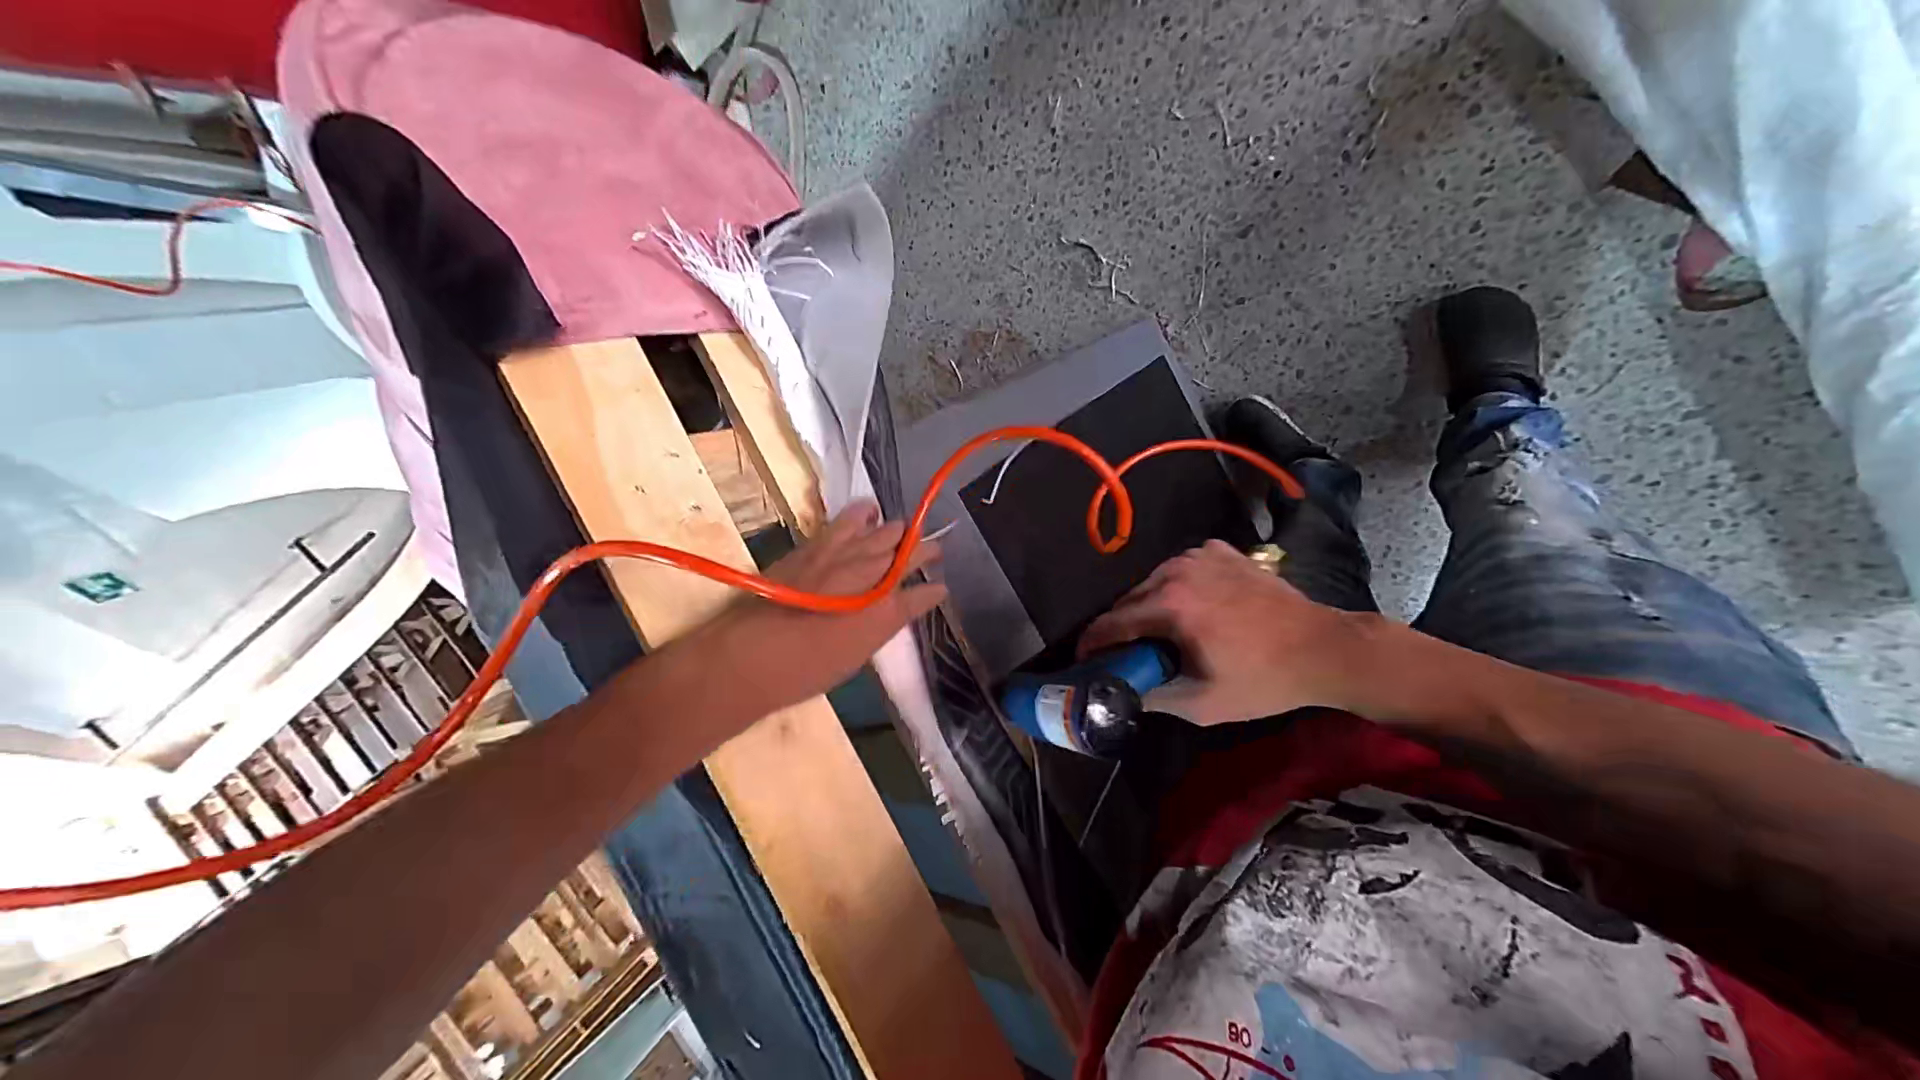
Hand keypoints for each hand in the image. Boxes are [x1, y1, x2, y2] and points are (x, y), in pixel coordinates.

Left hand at [688, 501, 945, 718]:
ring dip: (895, 529)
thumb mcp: (854, 656)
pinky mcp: (815, 546)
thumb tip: (894, 610)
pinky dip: (862, 514)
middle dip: (922, 550)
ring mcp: (842, 556)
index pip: (920, 595)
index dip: (932, 592)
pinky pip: (847, 521)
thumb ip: (879, 627)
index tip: (940, 589)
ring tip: (904, 527)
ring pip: (880, 530)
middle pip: (905, 553)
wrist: (752, 652)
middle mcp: (870, 576)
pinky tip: (868, 511)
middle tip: (933, 550)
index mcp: (885, 611)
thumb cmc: (806, 668)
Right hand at [1078, 539, 1405, 724]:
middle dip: (1119, 627)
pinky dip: (1176, 585)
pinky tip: (1191, 605)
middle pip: (1128, 600)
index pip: (1110, 623)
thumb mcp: (1202, 704)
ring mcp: (1201, 555)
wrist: (1323, 649)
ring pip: (1152, 581)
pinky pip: (1181, 567)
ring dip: (1147, 605)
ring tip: (1158, 632)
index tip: (1084, 660)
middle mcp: (1177, 571)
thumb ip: (1152, 697)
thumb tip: (1120, 691)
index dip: (1091, 644)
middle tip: (1125, 653)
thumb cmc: (1263, 680)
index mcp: (1169, 606)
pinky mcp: (1221, 550)